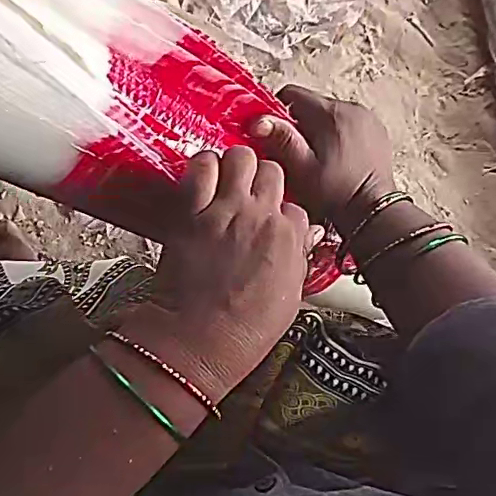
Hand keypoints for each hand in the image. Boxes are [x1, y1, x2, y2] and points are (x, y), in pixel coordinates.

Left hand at [133, 146, 312, 395]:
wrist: (199, 337)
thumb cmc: (245, 328)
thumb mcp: (290, 297)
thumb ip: (298, 259)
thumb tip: (303, 238)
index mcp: (291, 238)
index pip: (295, 206)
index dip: (280, 211)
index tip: (267, 219)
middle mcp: (262, 217)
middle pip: (271, 171)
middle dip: (261, 178)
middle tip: (246, 191)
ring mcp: (226, 210)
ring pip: (240, 158)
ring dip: (233, 164)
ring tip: (224, 178)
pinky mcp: (191, 212)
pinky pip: (200, 168)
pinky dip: (201, 165)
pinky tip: (200, 175)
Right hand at [248, 84, 394, 230]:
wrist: (373, 210)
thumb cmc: (335, 192)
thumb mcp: (301, 168)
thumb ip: (281, 139)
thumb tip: (258, 119)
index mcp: (331, 114)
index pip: (291, 94)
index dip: (275, 112)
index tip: (272, 134)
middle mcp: (352, 108)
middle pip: (310, 104)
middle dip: (296, 124)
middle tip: (292, 152)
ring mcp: (366, 118)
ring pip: (327, 114)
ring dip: (315, 130)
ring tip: (314, 158)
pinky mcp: (375, 130)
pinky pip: (346, 123)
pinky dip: (334, 135)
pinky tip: (332, 158)